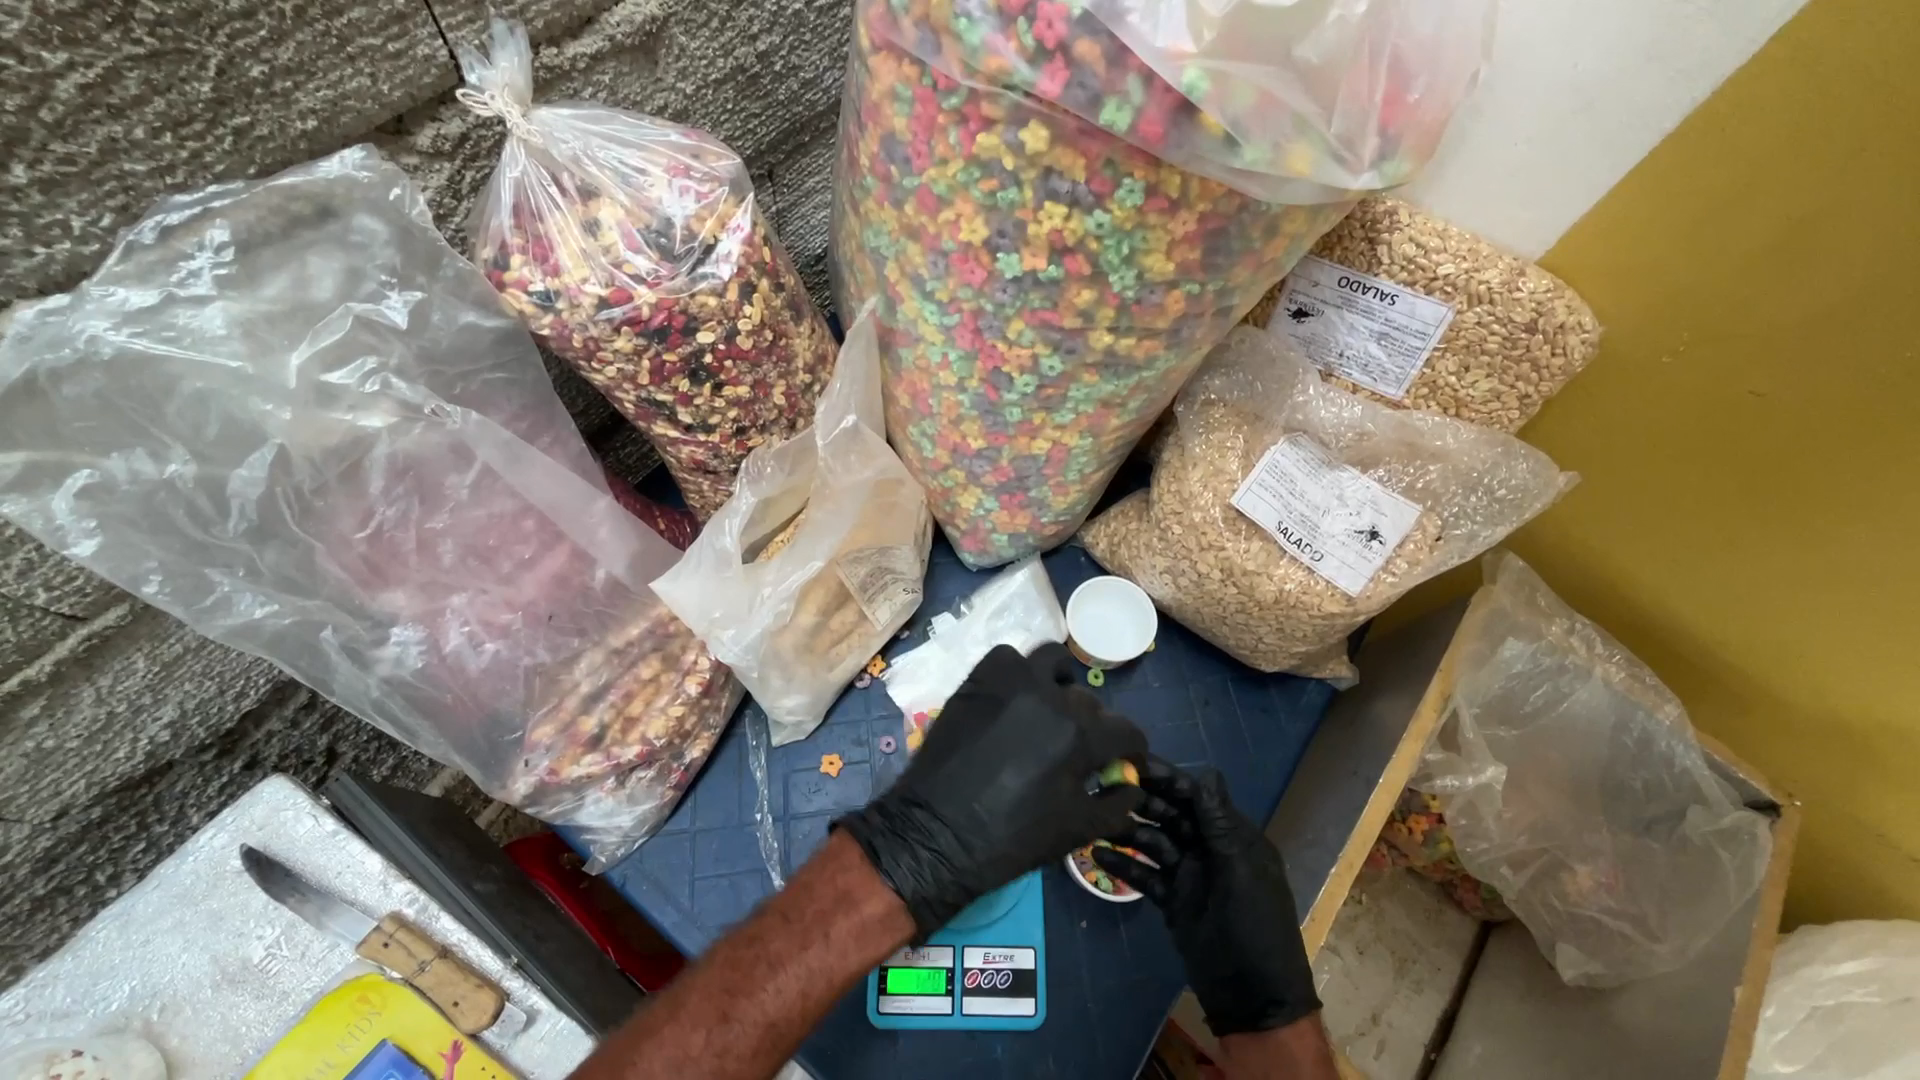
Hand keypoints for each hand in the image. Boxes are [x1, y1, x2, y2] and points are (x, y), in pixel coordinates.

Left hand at [838, 643, 1146, 935]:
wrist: (936, 833)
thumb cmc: (1010, 839)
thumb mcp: (1077, 830)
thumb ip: (1116, 804)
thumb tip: (1132, 787)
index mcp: (1079, 737)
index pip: (1125, 731)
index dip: (1131, 751)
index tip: (1123, 762)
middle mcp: (1050, 698)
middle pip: (1088, 702)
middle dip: (1091, 727)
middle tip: (1076, 749)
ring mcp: (1011, 683)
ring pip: (1051, 662)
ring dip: (1059, 682)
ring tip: (1050, 707)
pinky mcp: (977, 679)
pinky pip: (1008, 658)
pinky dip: (1017, 672)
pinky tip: (1014, 699)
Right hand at [1093, 758, 1319, 1037]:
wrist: (1254, 999)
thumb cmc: (1254, 928)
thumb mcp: (1239, 871)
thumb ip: (1220, 824)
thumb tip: (1207, 774)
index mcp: (1232, 837)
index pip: (1195, 796)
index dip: (1166, 778)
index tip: (1131, 761)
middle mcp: (1209, 849)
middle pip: (1169, 814)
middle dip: (1139, 799)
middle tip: (1101, 784)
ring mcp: (1189, 875)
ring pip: (1152, 842)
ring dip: (1125, 829)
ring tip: (1092, 818)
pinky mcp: (1172, 900)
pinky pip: (1144, 875)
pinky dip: (1123, 864)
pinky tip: (1096, 853)